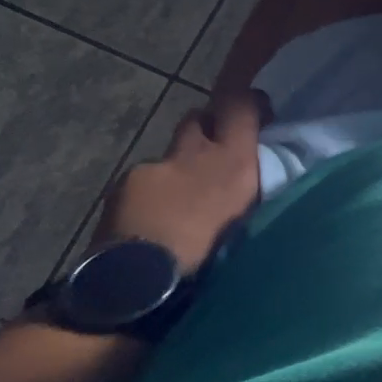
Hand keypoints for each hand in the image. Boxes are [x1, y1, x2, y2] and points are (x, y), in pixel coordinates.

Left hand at [92, 90, 266, 273]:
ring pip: (169, 155)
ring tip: (178, 204)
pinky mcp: (123, 186)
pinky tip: (150, 222)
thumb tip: (257, 171)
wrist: (141, 279)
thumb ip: (254, 184)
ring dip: (176, 169)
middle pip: (198, 118)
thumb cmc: (211, 251)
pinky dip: (149, 195)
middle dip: (206, 128)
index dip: (248, 103)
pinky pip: (142, 181)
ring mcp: (153, 166)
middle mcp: (193, 153)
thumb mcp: (251, 214)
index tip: (258, 112)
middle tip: (214, 154)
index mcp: (234, 160)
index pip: (241, 105)